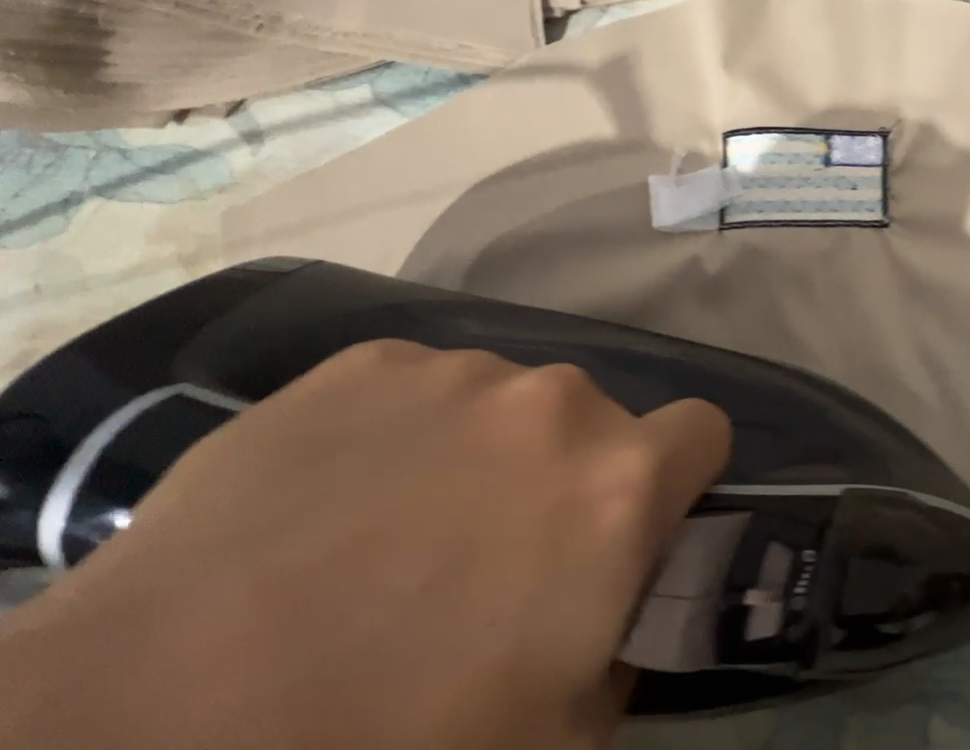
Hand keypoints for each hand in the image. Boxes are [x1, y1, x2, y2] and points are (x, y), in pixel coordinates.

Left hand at [0, 340, 730, 749]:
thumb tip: (622, 610)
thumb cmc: (398, 734)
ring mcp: (457, 373)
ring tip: (404, 526)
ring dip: (491, 449)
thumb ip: (625, 647)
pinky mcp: (365, 363)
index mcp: (622, 483)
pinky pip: (423, 385)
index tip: (641, 523)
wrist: (156, 717)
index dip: (684, 478)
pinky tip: (341, 495)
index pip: (705, 431)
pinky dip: (409, 429)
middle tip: (501, 552)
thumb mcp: (563, 732)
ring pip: (511, 400)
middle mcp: (557, 403)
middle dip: (573, 475)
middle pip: (599, 421)